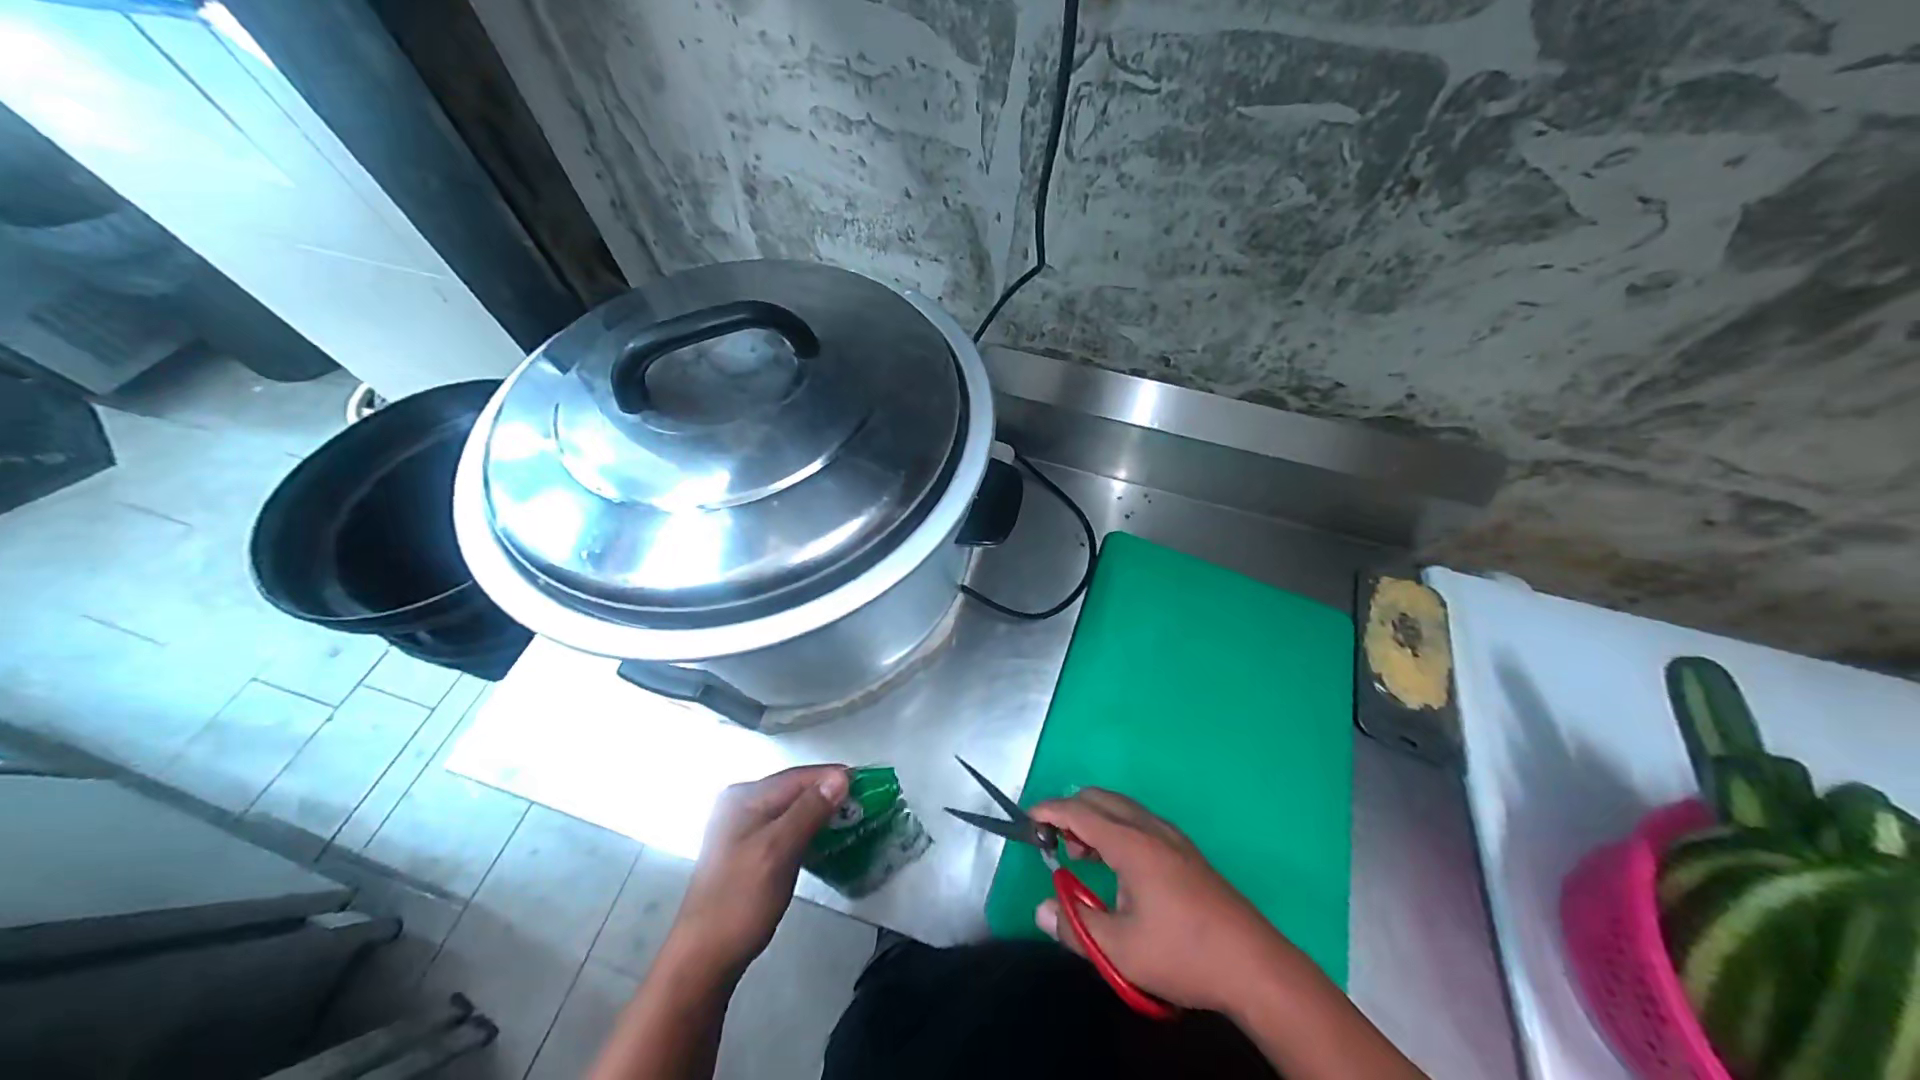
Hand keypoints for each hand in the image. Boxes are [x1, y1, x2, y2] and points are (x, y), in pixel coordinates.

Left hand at [664, 765, 848, 979]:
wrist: (705, 957)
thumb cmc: (741, 900)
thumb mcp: (779, 850)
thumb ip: (809, 810)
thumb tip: (841, 777)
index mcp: (744, 797)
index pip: (798, 777)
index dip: (834, 778)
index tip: (870, 785)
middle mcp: (741, 804)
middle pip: (795, 790)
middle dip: (830, 795)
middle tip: (866, 806)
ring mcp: (743, 828)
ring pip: (793, 810)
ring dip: (822, 814)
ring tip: (853, 821)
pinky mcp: (749, 850)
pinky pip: (786, 829)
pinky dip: (809, 831)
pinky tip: (827, 841)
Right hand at [1029, 788, 1302, 1013]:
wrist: (1255, 967)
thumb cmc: (1182, 955)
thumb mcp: (1118, 950)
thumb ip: (1074, 927)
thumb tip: (1042, 910)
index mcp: (1133, 845)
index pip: (1080, 812)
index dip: (1049, 811)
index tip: (1028, 820)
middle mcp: (1152, 830)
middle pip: (1101, 799)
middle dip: (1071, 812)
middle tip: (1054, 845)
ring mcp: (1174, 839)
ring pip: (1123, 808)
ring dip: (1095, 821)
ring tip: (1082, 858)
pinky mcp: (1188, 853)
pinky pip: (1141, 822)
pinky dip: (1116, 829)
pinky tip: (1118, 866)